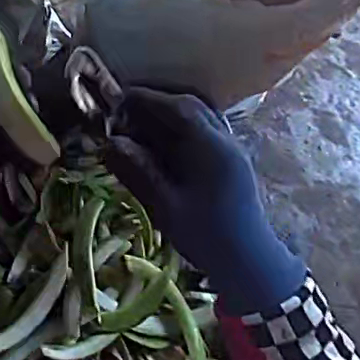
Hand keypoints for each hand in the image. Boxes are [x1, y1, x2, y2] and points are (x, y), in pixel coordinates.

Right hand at [103, 87, 305, 310]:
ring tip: (138, 121)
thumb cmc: (206, 236)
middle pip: (190, 105)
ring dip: (168, 111)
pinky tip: (160, 139)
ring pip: (199, 114)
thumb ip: (139, 171)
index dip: (148, 98)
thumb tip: (111, 142)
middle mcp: (225, 141)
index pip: (179, 108)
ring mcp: (230, 148)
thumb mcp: (166, 206)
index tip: (120, 98)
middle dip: (156, 102)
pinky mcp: (229, 158)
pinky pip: (204, 127)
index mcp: (212, 149)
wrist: (249, 261)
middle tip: (124, 110)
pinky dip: (180, 124)